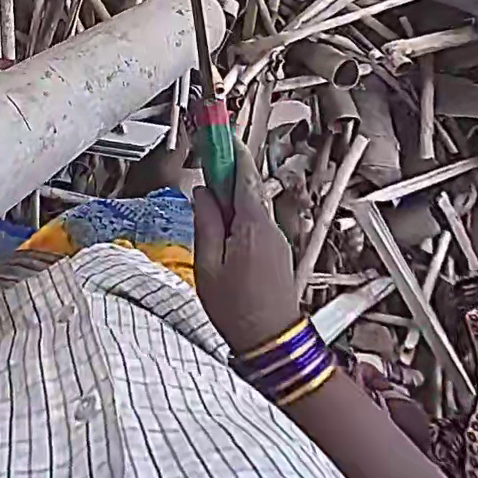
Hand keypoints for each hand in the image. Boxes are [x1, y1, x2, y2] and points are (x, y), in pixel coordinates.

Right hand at [195, 142, 300, 353]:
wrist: (274, 346)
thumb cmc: (238, 310)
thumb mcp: (208, 264)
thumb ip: (205, 223)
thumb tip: (202, 194)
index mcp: (253, 227)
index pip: (243, 176)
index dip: (231, 150)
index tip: (219, 131)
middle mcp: (269, 229)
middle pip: (246, 188)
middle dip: (225, 171)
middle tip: (205, 158)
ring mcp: (275, 241)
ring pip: (249, 205)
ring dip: (228, 195)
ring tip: (205, 200)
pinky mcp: (274, 253)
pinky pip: (253, 222)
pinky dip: (235, 213)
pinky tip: (219, 224)